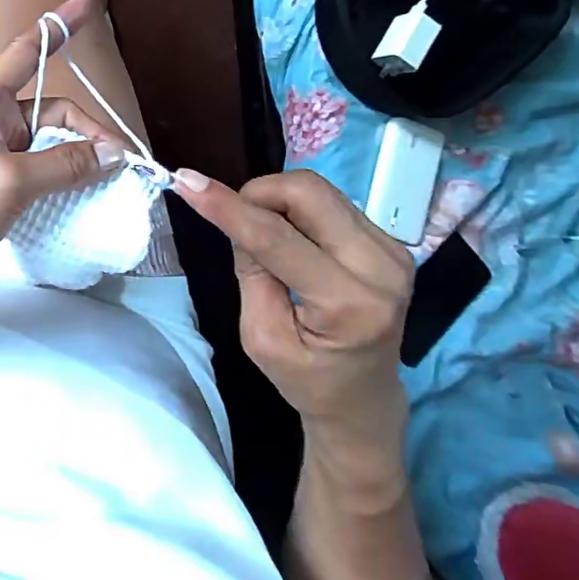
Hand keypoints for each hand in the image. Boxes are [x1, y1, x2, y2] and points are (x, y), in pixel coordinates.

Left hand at [0, 0, 127, 302]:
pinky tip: (91, 193)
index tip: (85, 2)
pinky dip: (68, 178)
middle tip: (122, 161)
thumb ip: (62, 164)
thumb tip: (112, 155)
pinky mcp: (1, 184)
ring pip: (51, 143)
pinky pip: (44, 170)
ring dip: (81, 157)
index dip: (55, 26)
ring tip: (114, 179)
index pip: (24, 51)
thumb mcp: (9, 181)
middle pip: (52, 110)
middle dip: (88, 129)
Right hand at [173, 169, 415, 484]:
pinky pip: (329, 201)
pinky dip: (293, 208)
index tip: (186, 181)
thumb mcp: (260, 336)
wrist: (364, 398)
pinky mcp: (389, 241)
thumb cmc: (307, 378)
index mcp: (349, 304)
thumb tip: (235, 216)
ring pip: (318, 189)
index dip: (227, 206)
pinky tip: (287, 237)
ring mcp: (392, 249)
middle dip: (257, 193)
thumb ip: (251, 272)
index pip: (276, 237)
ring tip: (258, 233)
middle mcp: (381, 268)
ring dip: (274, 199)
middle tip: (231, 216)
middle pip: (308, 192)